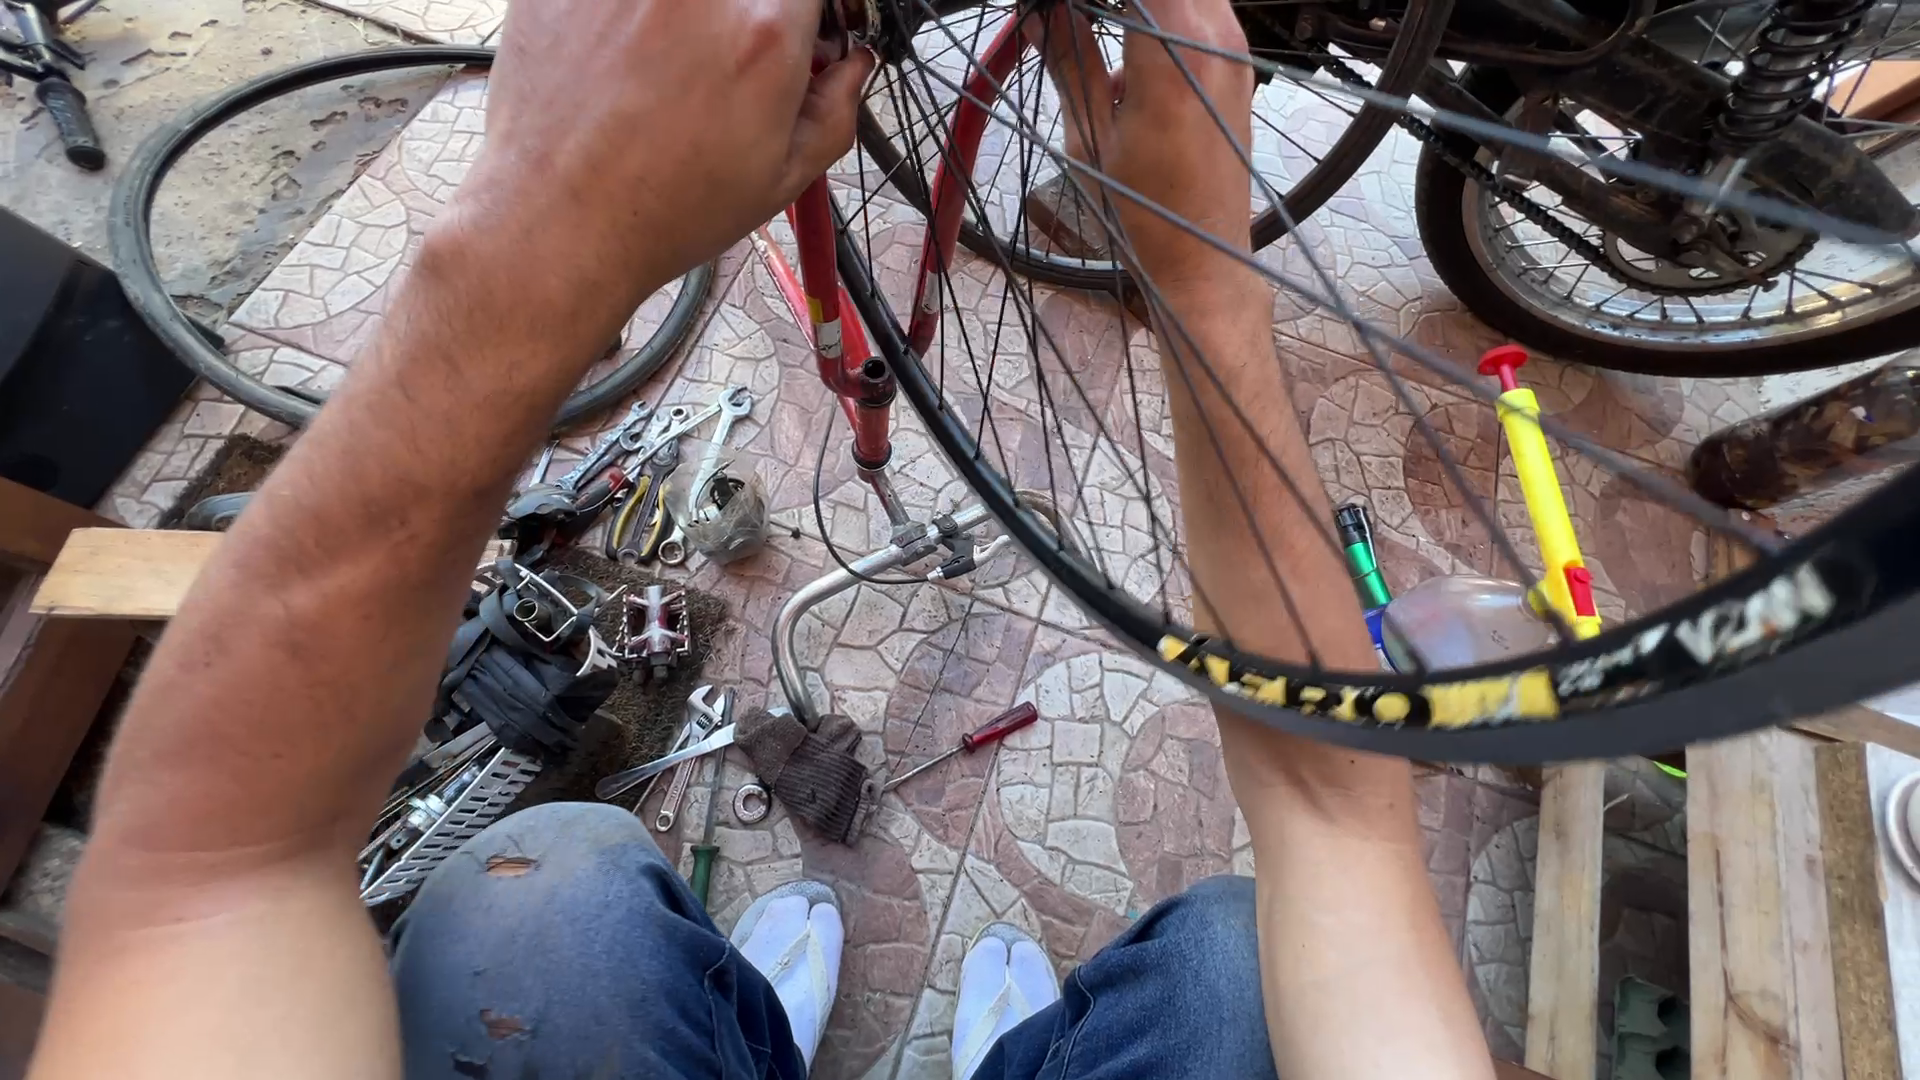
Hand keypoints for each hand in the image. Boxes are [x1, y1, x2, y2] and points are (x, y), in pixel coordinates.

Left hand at [451, 0, 873, 308]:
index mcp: (764, 34)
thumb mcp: (782, 181)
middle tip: (748, 51)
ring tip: (682, 64)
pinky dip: (640, 17)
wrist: (565, 221)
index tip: (815, 28)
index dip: (821, 8)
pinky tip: (635, 57)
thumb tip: (852, 66)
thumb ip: (835, 113)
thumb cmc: (671, 210)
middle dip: (763, 15)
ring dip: (696, 22)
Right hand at [1031, 0, 1256, 296]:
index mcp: (1170, 54)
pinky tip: (1134, 68)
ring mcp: (1234, 49)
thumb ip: (1069, 65)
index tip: (1063, 12)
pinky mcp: (1239, 66)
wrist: (1202, 257)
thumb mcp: (1091, 141)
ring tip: (1100, 37)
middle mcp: (1213, 36)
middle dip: (1116, 3)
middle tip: (1076, 23)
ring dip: (1140, 8)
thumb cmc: (1143, 213)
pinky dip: (1163, 19)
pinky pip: (1200, 13)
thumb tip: (1040, 14)